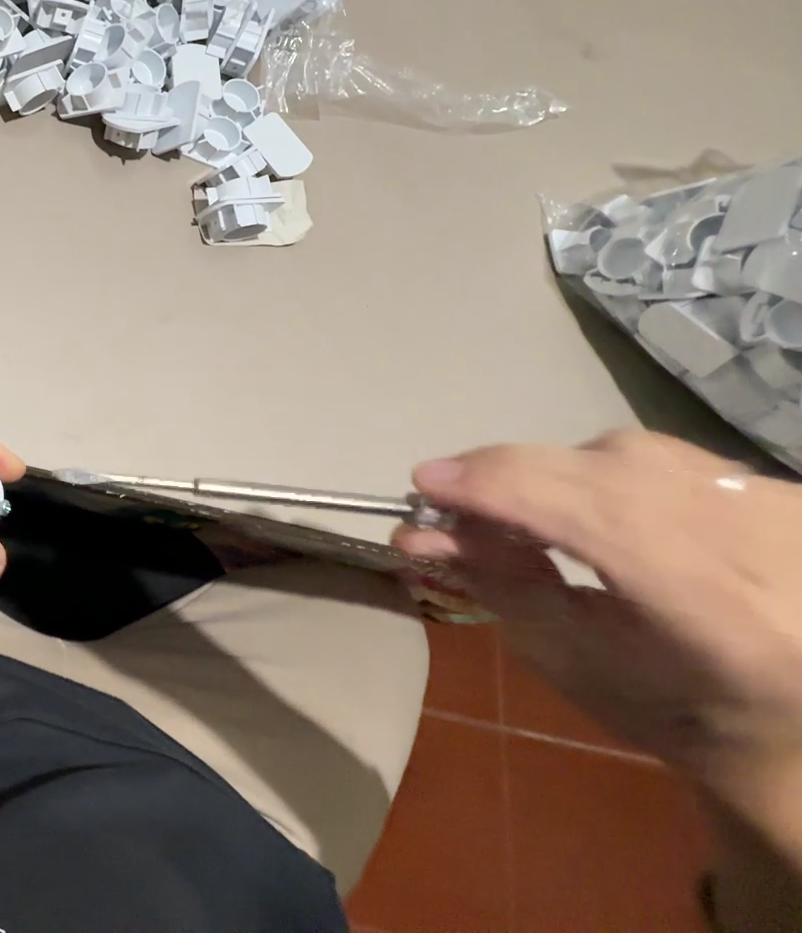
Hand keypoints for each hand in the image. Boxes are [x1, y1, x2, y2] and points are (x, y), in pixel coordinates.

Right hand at [392, 431, 801, 864]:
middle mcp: (773, 551)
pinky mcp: (784, 490)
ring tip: (519, 510)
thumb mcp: (565, 657)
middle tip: (445, 494)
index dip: (502, 489)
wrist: (794, 727)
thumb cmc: (666, 710)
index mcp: (722, 617)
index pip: (598, 517)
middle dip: (509, 475)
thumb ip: (496, 581)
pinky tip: (586, 505)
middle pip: (608, 470)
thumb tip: (417, 530)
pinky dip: (599, 471)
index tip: (423, 483)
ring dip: (553, 473)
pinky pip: (664, 456)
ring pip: (631, 454)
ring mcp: (788, 512)